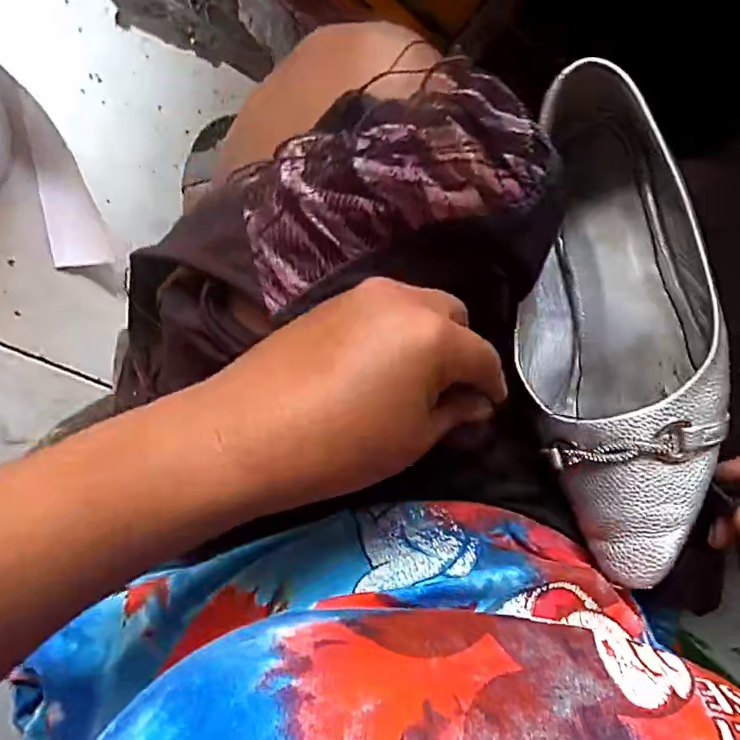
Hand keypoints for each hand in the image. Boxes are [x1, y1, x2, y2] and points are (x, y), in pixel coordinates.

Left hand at [185, 277, 507, 514]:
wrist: (246, 432)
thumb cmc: (342, 445)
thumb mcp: (413, 439)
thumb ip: (454, 413)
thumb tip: (476, 404)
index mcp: (434, 333)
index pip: (483, 356)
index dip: (493, 387)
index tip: (489, 410)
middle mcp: (404, 299)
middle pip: (454, 318)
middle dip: (462, 352)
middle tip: (450, 393)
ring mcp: (362, 294)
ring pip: (417, 308)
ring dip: (429, 338)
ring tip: (413, 381)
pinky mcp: (330, 302)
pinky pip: (382, 311)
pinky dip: (395, 333)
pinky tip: (377, 368)